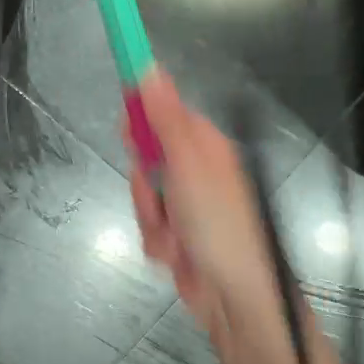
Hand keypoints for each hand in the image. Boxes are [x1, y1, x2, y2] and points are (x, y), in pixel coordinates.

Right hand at [125, 72, 276, 324]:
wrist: (236, 297)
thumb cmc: (217, 222)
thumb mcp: (187, 163)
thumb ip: (164, 116)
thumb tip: (149, 66)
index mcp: (205, 146)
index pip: (164, 115)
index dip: (142, 123)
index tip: (127, 131)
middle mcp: (196, 172)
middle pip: (147, 158)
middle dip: (144, 184)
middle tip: (158, 196)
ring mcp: (188, 207)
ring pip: (144, 196)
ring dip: (151, 218)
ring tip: (174, 237)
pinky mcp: (180, 239)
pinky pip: (151, 227)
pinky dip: (158, 243)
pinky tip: (177, 257)